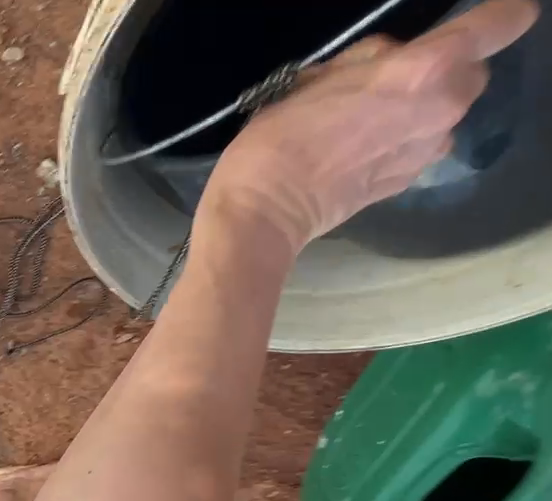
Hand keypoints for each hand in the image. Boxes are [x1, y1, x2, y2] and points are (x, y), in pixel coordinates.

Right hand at [205, 0, 538, 249]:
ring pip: (442, 113)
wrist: (259, 217)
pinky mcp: (411, 179)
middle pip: (470, 71)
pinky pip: (417, 149)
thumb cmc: (273, 145)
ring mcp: (432, 146)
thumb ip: (360, 63)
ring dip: (412, 116)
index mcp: (426, 67)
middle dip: (434, 77)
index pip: (505, 20)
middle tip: (376, 96)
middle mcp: (447, 102)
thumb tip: (381, 62)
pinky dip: (394, 149)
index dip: (491, 19)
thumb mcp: (305, 85)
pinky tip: (352, 162)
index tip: (457, 33)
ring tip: (357, 135)